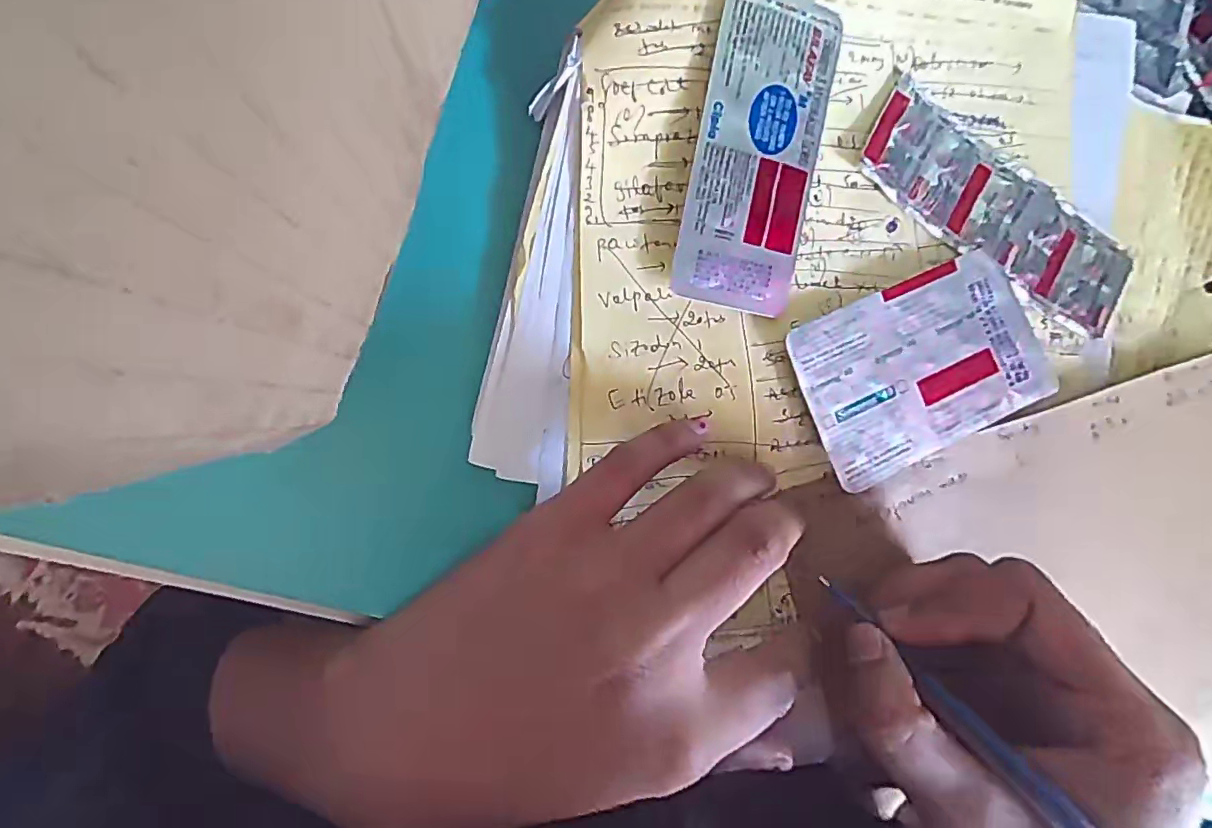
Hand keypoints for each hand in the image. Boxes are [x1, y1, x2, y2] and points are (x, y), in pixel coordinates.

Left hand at [212, 419, 807, 827]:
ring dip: (746, 477)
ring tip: (760, 474)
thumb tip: (788, 725)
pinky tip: (700, 430)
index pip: (785, 671)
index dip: (804, 637)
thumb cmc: (518, 764)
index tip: (802, 615)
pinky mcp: (562, 522)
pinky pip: (634, 464)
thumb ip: (717, 745)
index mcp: (680, 726)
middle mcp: (660, 638)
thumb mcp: (628, 780)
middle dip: (785, 528)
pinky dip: (675, 438)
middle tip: (785, 517)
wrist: (407, 724)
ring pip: (708, 499)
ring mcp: (610, 569)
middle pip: (755, 554)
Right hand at [836, 556, 1203, 827]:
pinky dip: (913, 647)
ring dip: (911, 620)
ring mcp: (1055, 694)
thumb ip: (912, 734)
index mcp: (1129, 721)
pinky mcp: (1017, 704)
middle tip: (867, 624)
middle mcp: (1096, 692)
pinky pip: (957, 646)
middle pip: (998, 595)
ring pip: (972, 611)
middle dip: (923, 602)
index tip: (888, 623)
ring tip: (869, 644)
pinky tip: (885, 668)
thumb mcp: (974, 822)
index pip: (1029, 602)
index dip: (952, 600)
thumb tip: (857, 636)